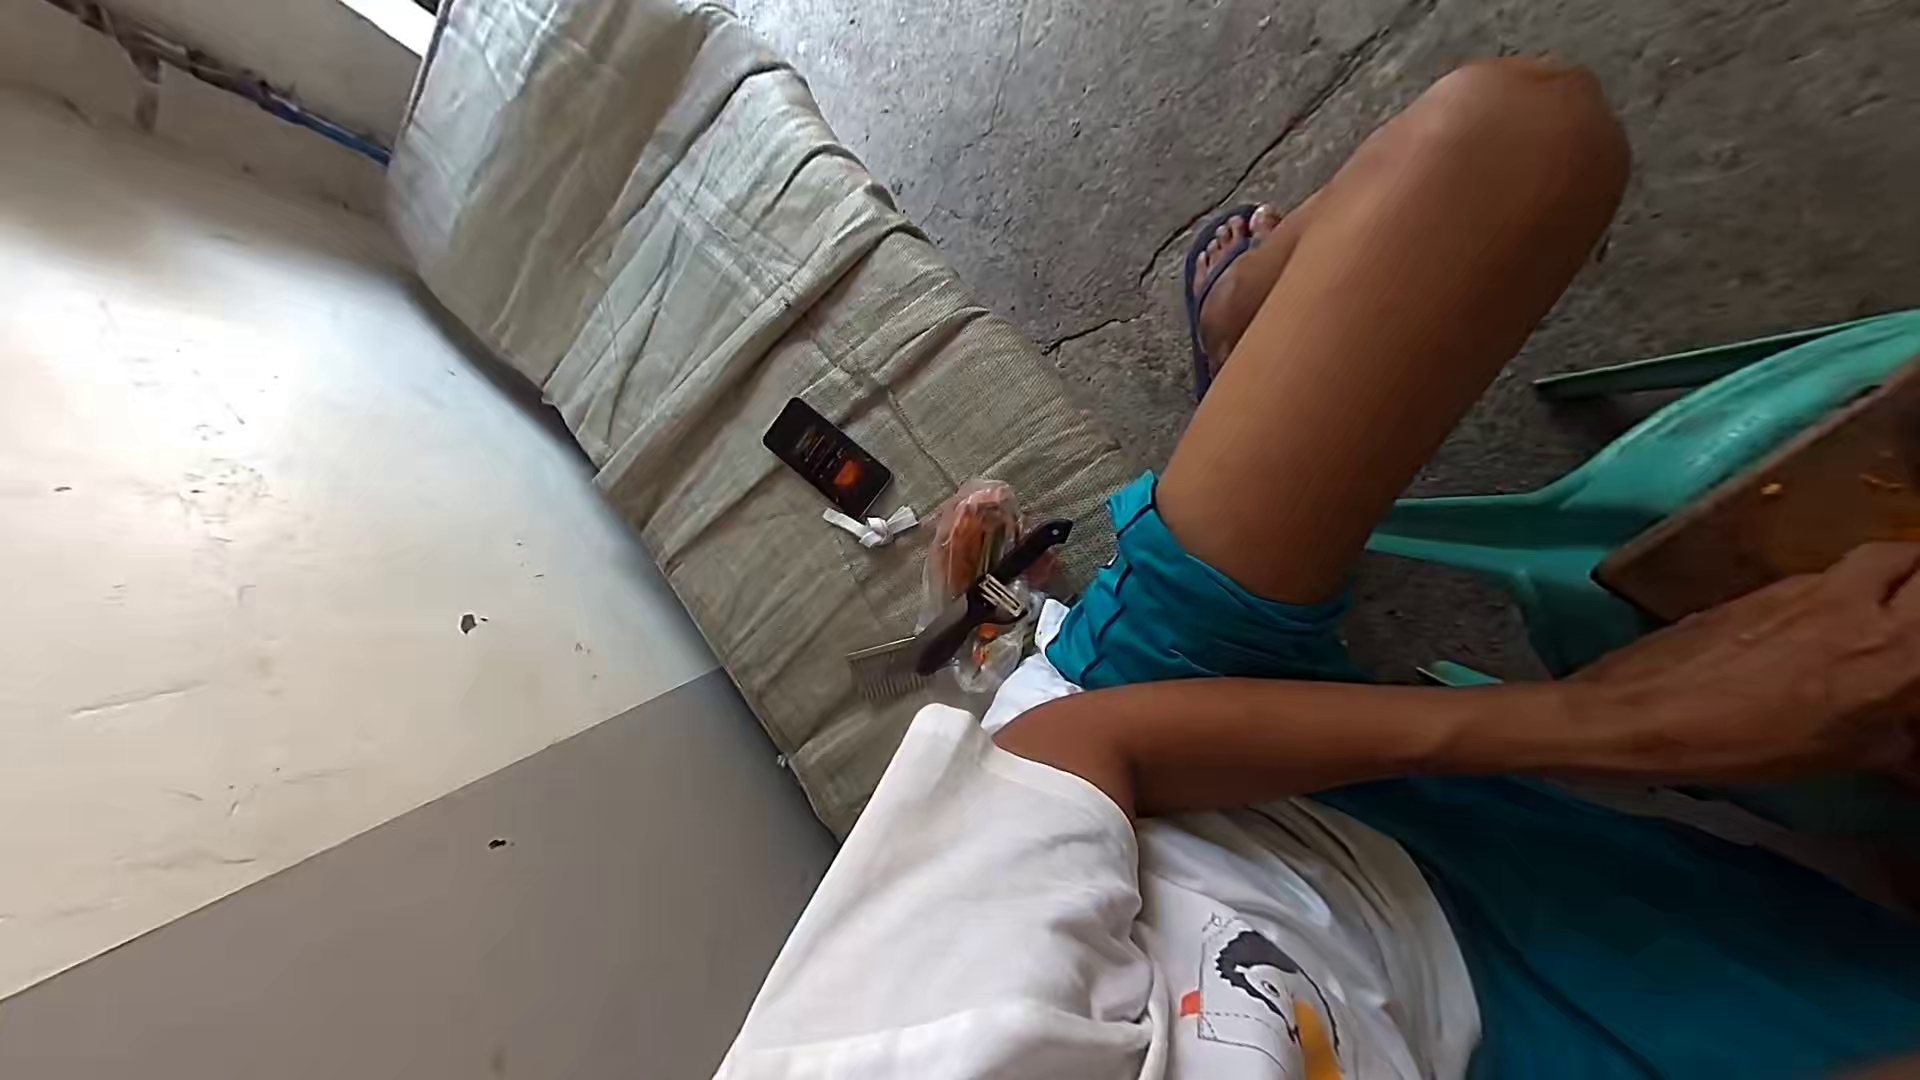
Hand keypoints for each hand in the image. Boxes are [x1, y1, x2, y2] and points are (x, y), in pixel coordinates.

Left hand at [1570, 543, 1919, 781]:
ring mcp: (1776, 596)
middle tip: (1915, 605)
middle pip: (1903, 556)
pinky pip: (1792, 583)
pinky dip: (1814, 593)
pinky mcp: (1728, 598)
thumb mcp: (1852, 749)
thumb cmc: (1744, 743)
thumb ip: (1896, 720)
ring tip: (1868, 612)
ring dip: (1868, 579)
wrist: (1633, 714)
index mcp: (1897, 648)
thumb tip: (1901, 709)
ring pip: (1846, 564)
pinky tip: (1803, 624)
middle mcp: (1842, 606)